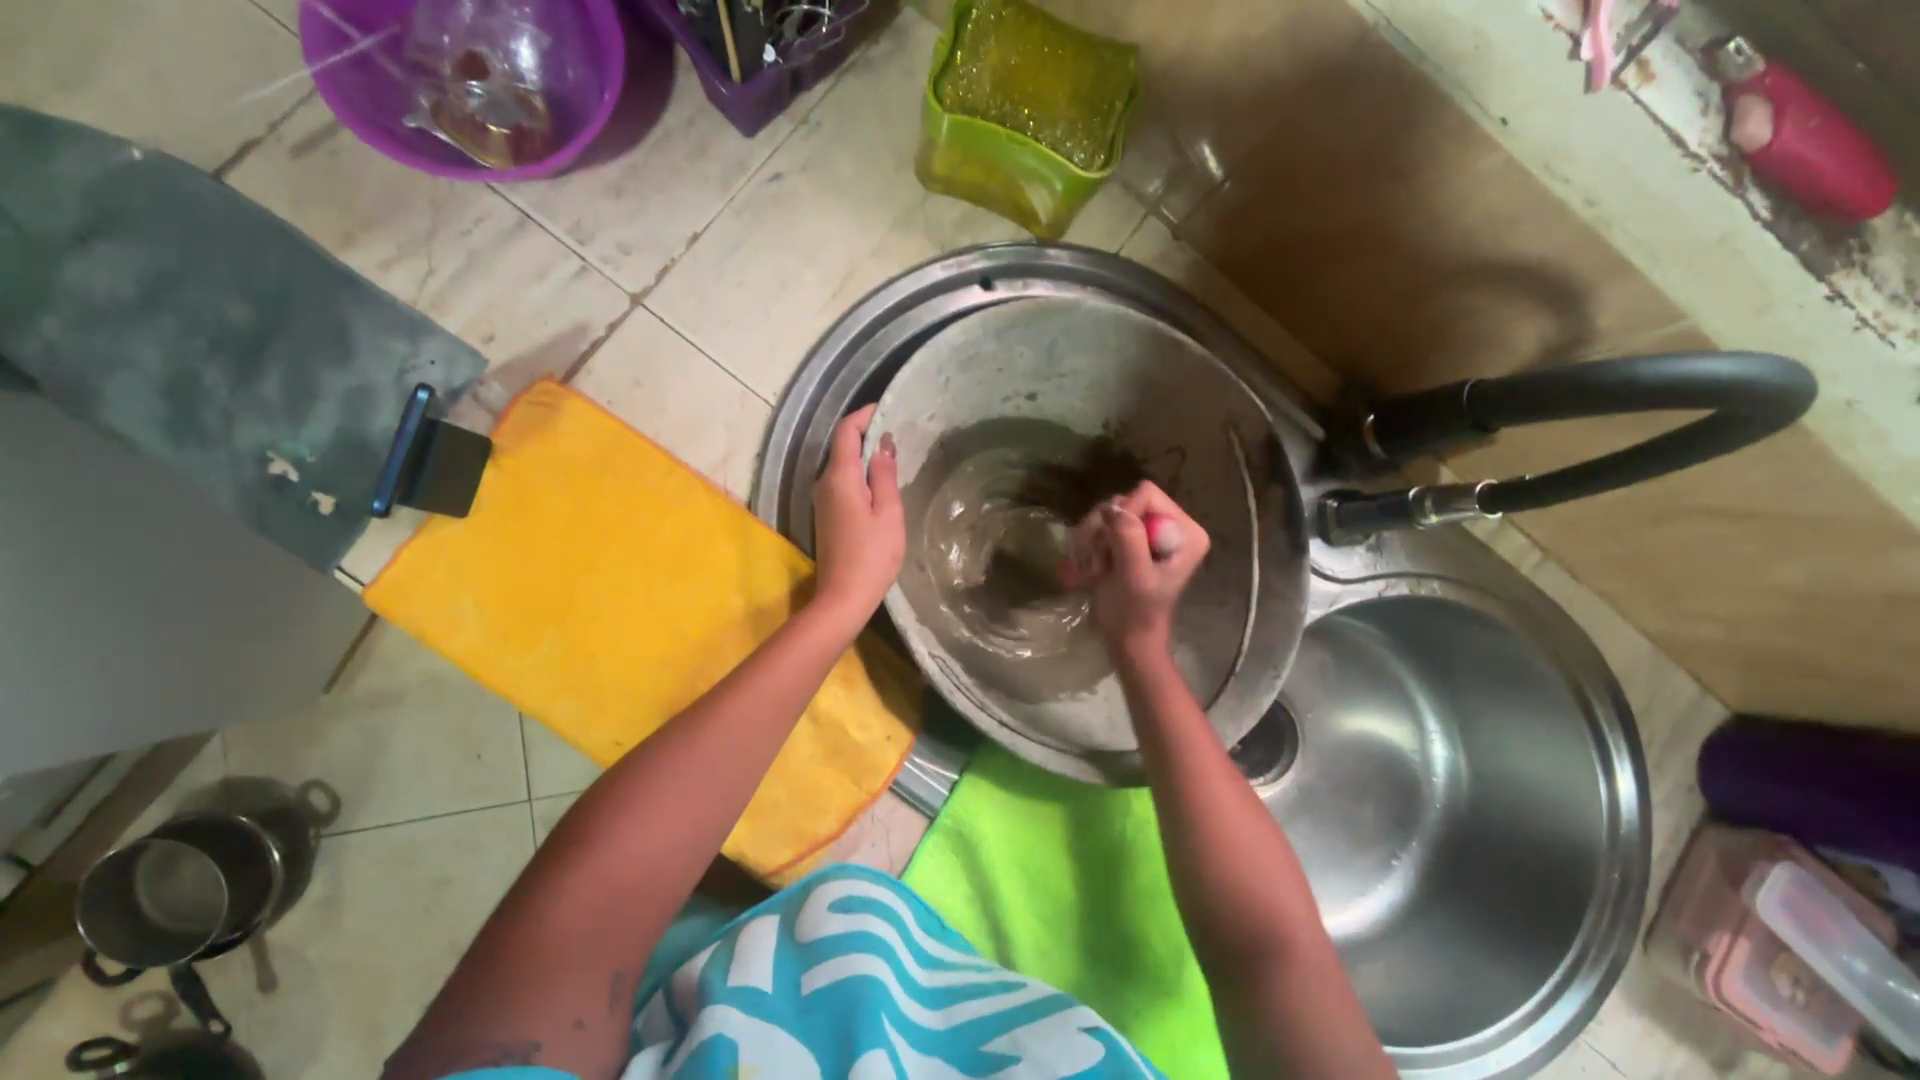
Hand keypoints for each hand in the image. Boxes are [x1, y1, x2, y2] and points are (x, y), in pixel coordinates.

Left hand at [810, 405, 904, 625]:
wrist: (843, 596)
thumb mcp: (888, 512)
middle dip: (868, 434)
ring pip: (843, 466)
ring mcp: (823, 500)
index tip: (887, 407)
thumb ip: (885, 475)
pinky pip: (843, 483)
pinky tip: (881, 483)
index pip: (847, 432)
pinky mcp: (827, 515)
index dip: (865, 415)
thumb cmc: (872, 555)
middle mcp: (825, 482)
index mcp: (840, 477)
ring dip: (865, 456)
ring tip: (895, 455)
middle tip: (899, 431)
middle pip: (843, 447)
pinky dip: (861, 475)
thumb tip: (884, 443)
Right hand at [1068, 481, 1209, 658]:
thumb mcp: (1134, 577)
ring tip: (1091, 568)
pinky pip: (1099, 526)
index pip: (1147, 495)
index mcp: (1186, 532)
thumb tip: (1111, 508)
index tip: (1110, 548)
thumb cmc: (1136, 614)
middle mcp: (1170, 525)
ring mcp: (1148, 533)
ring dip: (1091, 540)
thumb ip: (1129, 539)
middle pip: (1124, 501)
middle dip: (1103, 531)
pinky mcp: (1128, 541)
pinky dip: (1087, 545)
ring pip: (1107, 513)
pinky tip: (1087, 568)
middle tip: (1097, 561)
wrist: (1127, 641)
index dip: (1123, 515)